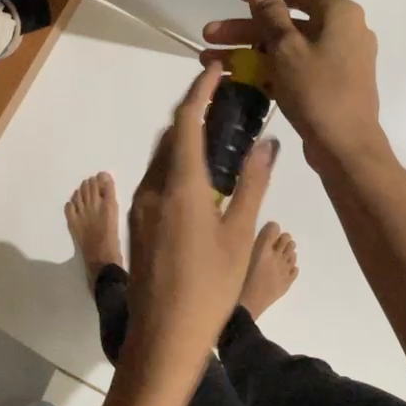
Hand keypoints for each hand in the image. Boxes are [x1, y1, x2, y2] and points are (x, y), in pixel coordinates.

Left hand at [123, 63, 278, 369]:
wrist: (164, 336)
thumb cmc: (210, 288)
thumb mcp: (239, 236)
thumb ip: (251, 184)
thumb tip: (267, 144)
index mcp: (180, 187)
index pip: (186, 122)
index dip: (200, 91)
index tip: (215, 70)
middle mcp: (152, 188)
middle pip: (170, 136)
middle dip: (193, 112)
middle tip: (224, 104)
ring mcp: (140, 206)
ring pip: (160, 158)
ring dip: (183, 140)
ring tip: (216, 137)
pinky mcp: (137, 223)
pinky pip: (155, 179)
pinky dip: (175, 164)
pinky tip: (199, 178)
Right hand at [202, 0, 388, 170]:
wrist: (346, 146)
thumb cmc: (317, 90)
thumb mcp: (287, 48)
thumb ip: (270, 14)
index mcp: (339, 13)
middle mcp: (343, 31)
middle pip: (285, 23)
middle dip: (244, 30)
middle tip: (209, 34)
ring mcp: (338, 60)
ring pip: (286, 49)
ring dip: (248, 53)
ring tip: (211, 61)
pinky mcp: (329, 85)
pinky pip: (294, 70)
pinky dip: (267, 72)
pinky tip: (234, 80)